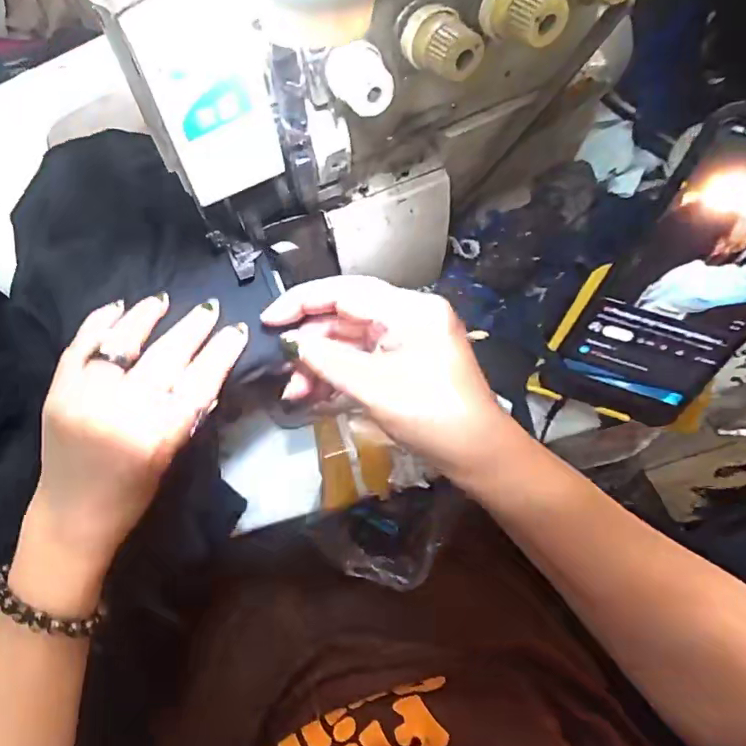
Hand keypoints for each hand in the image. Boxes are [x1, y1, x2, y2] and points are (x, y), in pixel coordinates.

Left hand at [18, 294, 248, 607]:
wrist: (70, 516)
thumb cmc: (128, 499)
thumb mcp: (167, 462)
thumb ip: (184, 419)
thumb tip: (207, 378)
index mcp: (155, 438)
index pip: (197, 384)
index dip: (220, 353)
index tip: (235, 331)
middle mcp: (121, 413)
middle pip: (165, 358)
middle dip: (192, 329)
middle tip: (209, 309)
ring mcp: (85, 398)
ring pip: (122, 344)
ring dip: (145, 318)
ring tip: (162, 301)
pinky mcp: (58, 392)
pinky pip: (80, 347)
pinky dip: (99, 324)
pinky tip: (118, 308)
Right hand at [261, 276, 521, 484]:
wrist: (477, 454)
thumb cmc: (432, 415)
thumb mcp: (373, 386)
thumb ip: (327, 360)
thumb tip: (290, 344)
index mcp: (408, 310)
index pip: (343, 291)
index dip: (301, 302)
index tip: (269, 321)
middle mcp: (406, 316)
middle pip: (342, 315)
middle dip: (308, 343)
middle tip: (279, 365)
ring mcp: (404, 340)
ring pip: (346, 340)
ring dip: (317, 364)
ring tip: (294, 391)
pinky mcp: (401, 362)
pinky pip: (358, 358)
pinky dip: (334, 374)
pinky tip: (312, 393)